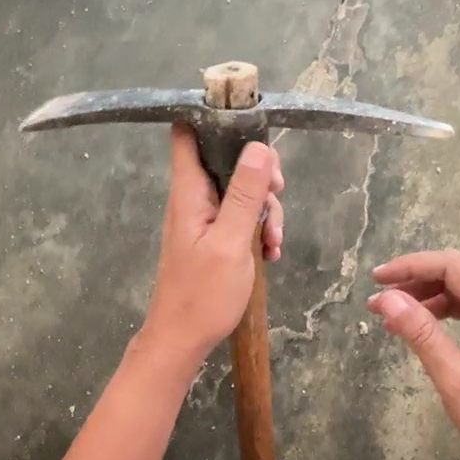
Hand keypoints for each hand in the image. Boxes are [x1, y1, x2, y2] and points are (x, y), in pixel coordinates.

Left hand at [142, 126, 284, 360]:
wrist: (182, 340)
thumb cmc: (203, 294)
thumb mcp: (231, 243)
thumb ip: (244, 194)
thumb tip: (259, 146)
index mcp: (188, 191)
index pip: (187, 133)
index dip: (214, 119)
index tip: (251, 126)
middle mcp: (192, 198)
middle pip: (226, 160)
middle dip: (259, 174)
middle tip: (277, 196)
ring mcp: (202, 218)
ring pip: (239, 192)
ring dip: (263, 211)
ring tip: (273, 243)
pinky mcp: (211, 237)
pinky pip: (238, 218)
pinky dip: (256, 230)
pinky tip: (268, 254)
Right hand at [368, 250, 459, 459]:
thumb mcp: (457, 383)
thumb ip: (422, 335)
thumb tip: (388, 299)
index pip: (451, 266)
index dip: (410, 266)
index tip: (376, 280)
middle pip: (459, 275)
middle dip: (415, 281)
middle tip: (378, 303)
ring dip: (429, 298)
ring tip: (394, 318)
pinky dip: (448, 313)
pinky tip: (427, 330)